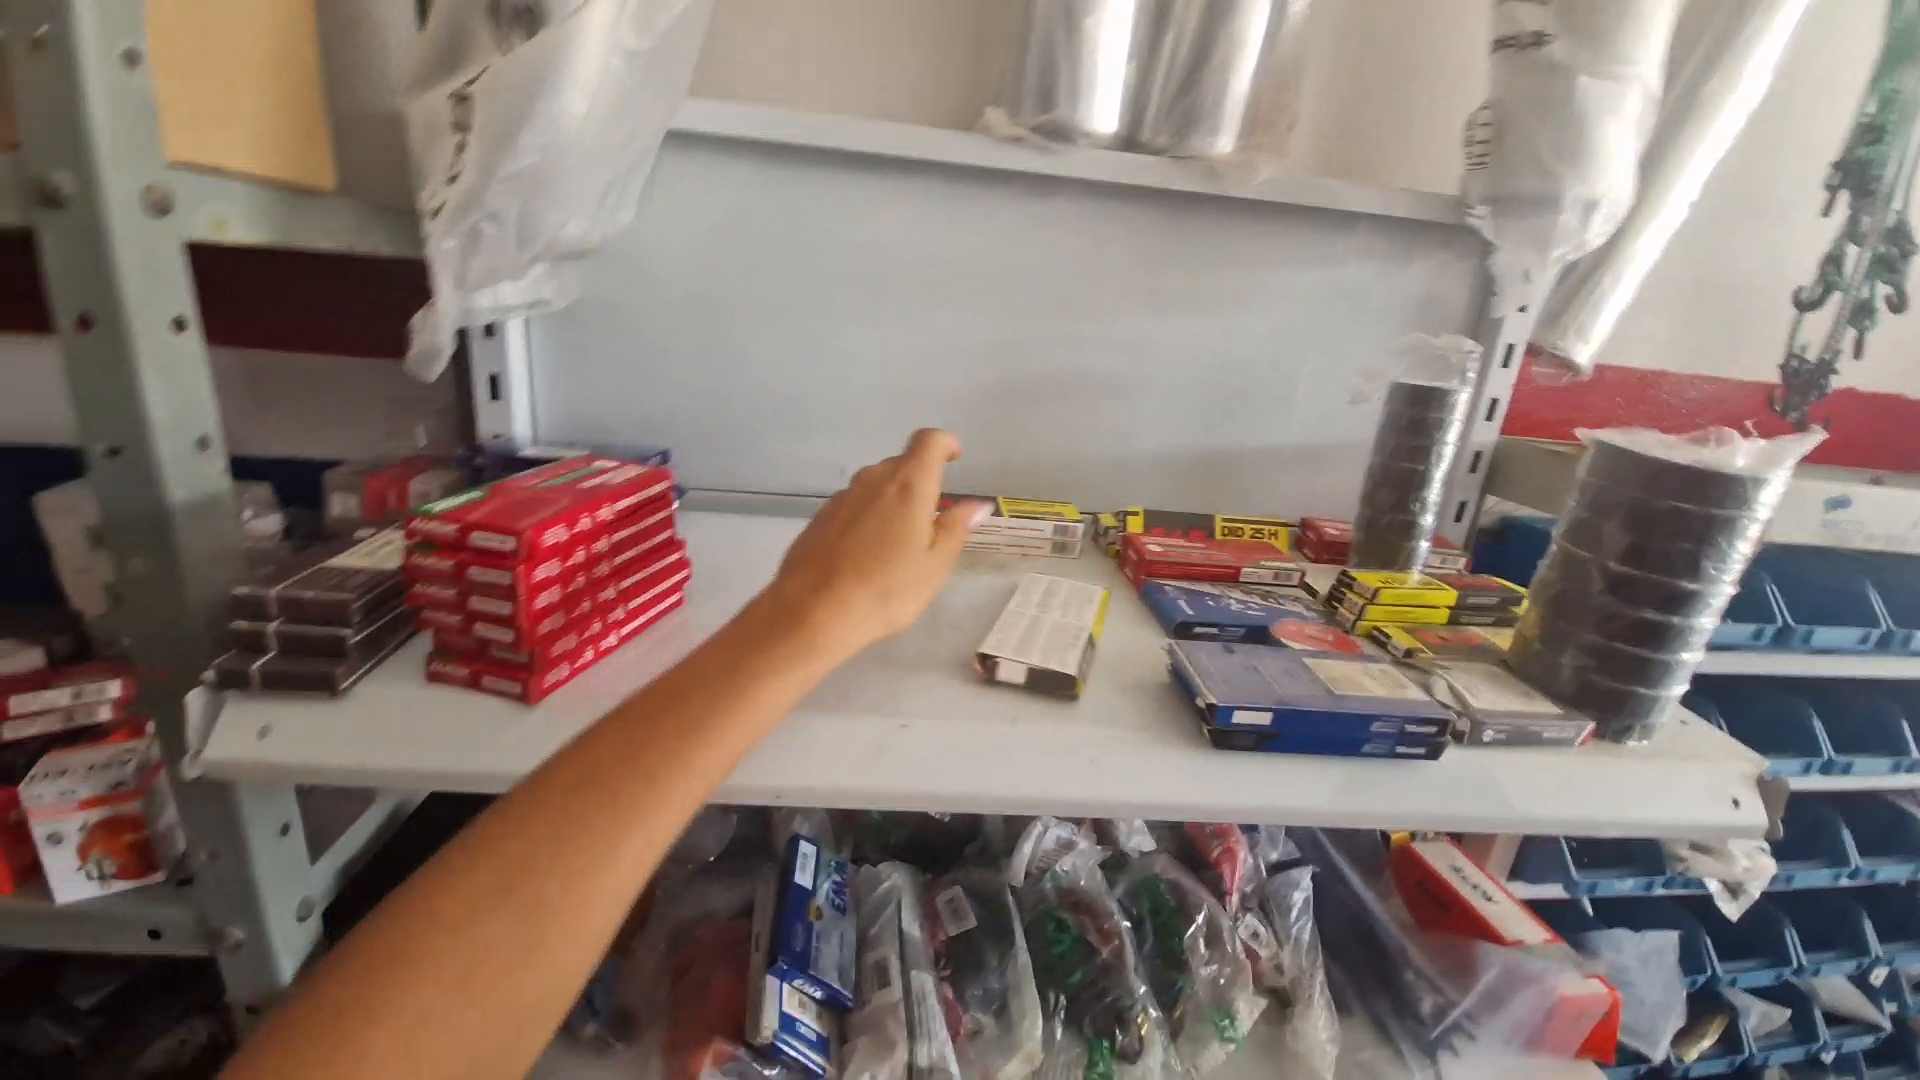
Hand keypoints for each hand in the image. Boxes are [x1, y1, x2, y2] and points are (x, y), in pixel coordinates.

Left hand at [760, 429, 987, 655]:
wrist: (813, 612)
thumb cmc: (886, 590)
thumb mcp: (934, 566)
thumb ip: (955, 529)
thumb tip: (975, 504)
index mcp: (908, 485)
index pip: (929, 441)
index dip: (946, 444)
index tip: (955, 461)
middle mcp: (873, 480)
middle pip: (902, 464)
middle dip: (920, 483)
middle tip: (929, 524)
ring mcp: (842, 497)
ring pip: (876, 486)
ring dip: (892, 502)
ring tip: (897, 545)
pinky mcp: (820, 517)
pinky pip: (854, 506)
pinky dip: (867, 518)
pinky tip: (865, 556)